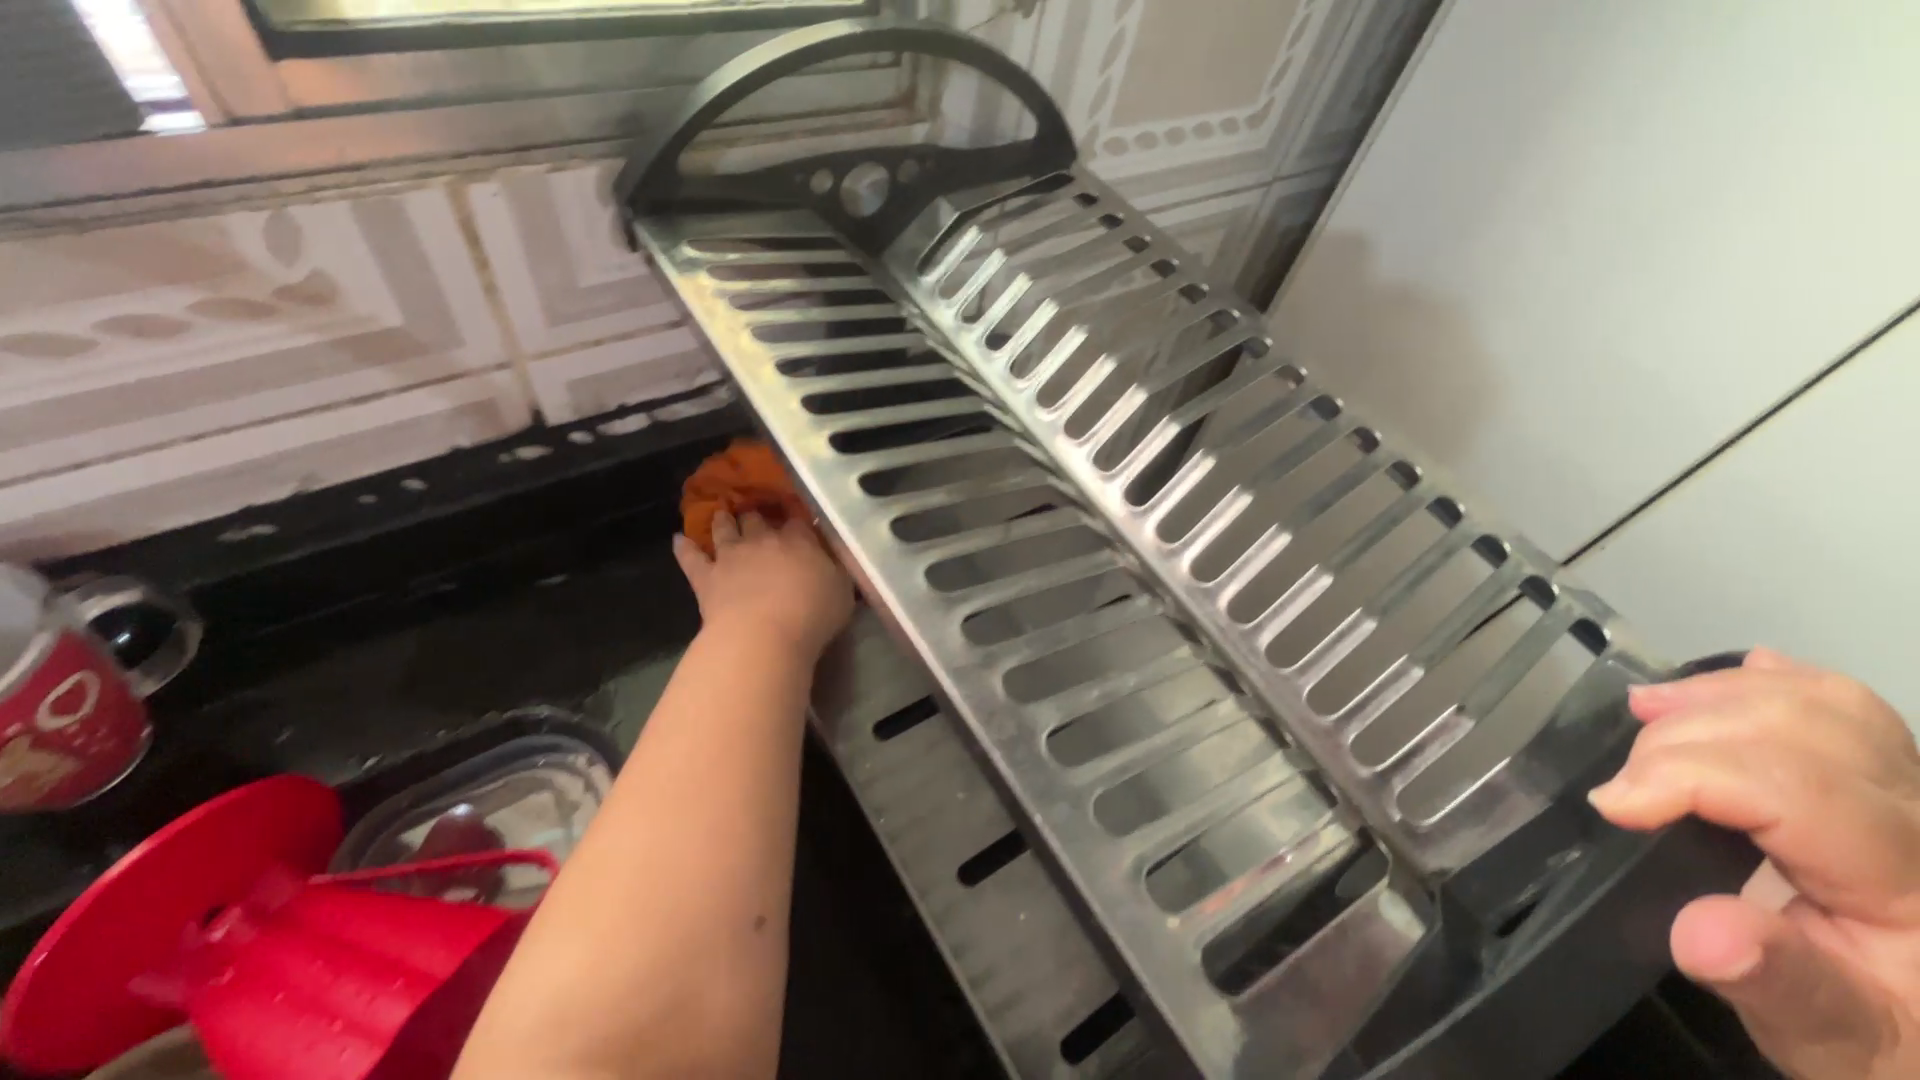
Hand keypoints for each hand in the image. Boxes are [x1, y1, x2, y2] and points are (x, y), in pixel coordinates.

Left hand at [673, 509, 853, 658]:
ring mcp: (731, 556)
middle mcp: (763, 540)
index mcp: (799, 541)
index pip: (798, 520)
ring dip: (723, 520)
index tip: (797, 517)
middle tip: (757, 512)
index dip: (796, 517)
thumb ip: (837, 570)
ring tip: (722, 513)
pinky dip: (683, 547)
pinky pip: (690, 558)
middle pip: (758, 519)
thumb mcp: (843, 591)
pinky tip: (678, 539)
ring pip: (724, 529)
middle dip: (757, 514)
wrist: (764, 636)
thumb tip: (833, 557)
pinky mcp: (705, 577)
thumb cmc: (812, 615)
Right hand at [1588, 649, 1919, 1078]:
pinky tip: (1716, 691)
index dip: (1683, 777)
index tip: (1608, 807)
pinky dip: (1766, 683)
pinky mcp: (1892, 781)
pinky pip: (1843, 703)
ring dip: (1715, 698)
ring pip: (1821, 701)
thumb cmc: (1880, 1041)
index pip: (1792, 787)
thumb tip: (1701, 932)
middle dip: (1684, 739)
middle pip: (1801, 727)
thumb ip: (1781, 988)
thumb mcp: (1834, 1044)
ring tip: (1643, 717)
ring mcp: (1913, 793)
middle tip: (1625, 790)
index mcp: (1906, 883)